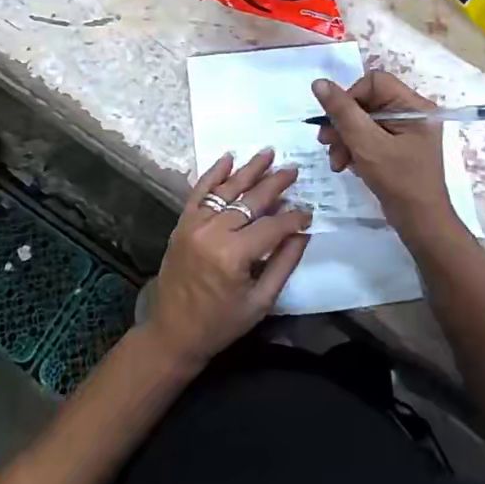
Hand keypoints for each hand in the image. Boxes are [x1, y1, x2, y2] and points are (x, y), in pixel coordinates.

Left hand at [145, 149, 310, 368]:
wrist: (174, 329)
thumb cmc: (222, 322)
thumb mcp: (261, 300)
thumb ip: (283, 264)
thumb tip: (303, 234)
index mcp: (233, 255)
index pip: (271, 226)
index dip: (293, 217)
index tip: (309, 211)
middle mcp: (211, 232)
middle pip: (248, 201)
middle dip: (274, 184)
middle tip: (293, 169)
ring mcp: (193, 224)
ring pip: (224, 190)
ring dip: (247, 171)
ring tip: (267, 153)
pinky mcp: (182, 223)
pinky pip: (198, 192)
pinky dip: (213, 174)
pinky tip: (228, 158)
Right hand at [311, 73, 452, 221]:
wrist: (420, 221)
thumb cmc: (398, 179)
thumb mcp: (365, 143)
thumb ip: (342, 111)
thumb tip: (319, 83)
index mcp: (414, 107)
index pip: (374, 83)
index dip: (350, 97)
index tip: (337, 120)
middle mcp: (411, 113)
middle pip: (365, 102)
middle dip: (342, 123)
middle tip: (326, 142)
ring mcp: (404, 131)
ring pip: (361, 120)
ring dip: (343, 138)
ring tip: (336, 160)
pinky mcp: (395, 146)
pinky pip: (366, 135)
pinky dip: (352, 147)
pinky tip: (345, 164)